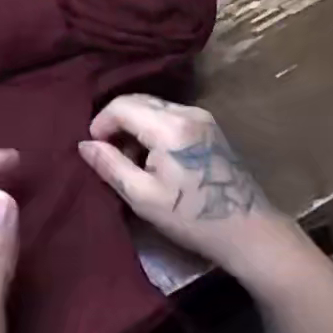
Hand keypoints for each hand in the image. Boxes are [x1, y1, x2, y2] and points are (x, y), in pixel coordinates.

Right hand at [78, 95, 301, 278]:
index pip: (121, 106)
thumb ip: (110, 165)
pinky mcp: (210, 127)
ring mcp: (202, 117)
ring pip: (153, 107)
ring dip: (134, 127)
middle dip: (116, 123)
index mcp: (170, 127)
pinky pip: (169, 116)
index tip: (94, 150)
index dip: (100, 124)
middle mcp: (187, 112)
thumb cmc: (191, 218)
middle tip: (108, 155)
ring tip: (130, 160)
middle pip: (138, 101)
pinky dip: (152, 129)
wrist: (248, 231)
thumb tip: (84, 145)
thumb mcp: (142, 196)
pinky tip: (152, 159)